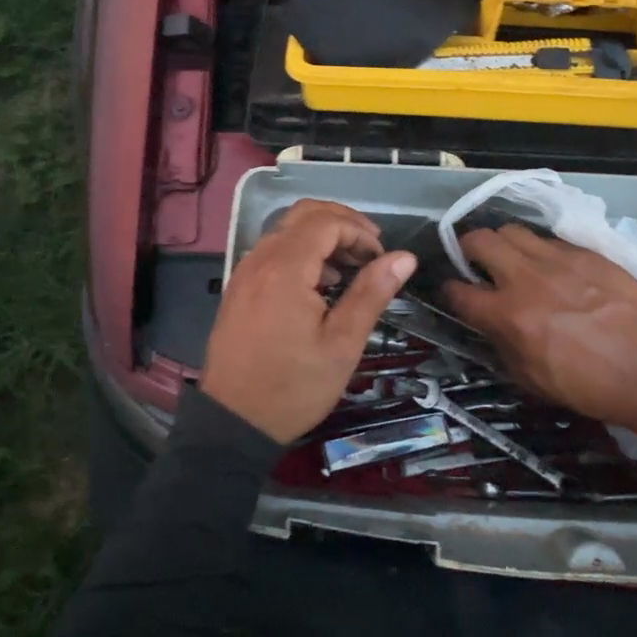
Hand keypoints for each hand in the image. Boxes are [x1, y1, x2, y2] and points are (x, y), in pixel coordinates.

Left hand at [200, 200, 416, 442]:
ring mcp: (245, 271)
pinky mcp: (239, 287)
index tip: (381, 259)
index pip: (326, 222)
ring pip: (287, 230)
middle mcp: (260, 259)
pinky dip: (300, 252)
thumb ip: (371, 294)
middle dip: (342, 223)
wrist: (232, 422)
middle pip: (304, 214)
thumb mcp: (341, 345)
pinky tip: (319, 284)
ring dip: (321, 237)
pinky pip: (273, 250)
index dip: (359, 231)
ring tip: (349, 269)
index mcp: (285, 268)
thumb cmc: (293, 387)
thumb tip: (404, 258)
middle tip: (371, 250)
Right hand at [441, 225, 636, 430]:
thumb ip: (503, 346)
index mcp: (509, 315)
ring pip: (514, 230)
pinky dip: (542, 251)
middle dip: (468, 248)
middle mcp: (527, 278)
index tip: (454, 293)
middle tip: (475, 261)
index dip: (450, 292)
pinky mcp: (588, 252)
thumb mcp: (532, 379)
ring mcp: (559, 260)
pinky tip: (555, 270)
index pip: (459, 292)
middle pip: (480, 240)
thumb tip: (490, 325)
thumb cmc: (589, 386)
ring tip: (514, 258)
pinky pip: (551, 240)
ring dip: (505, 243)